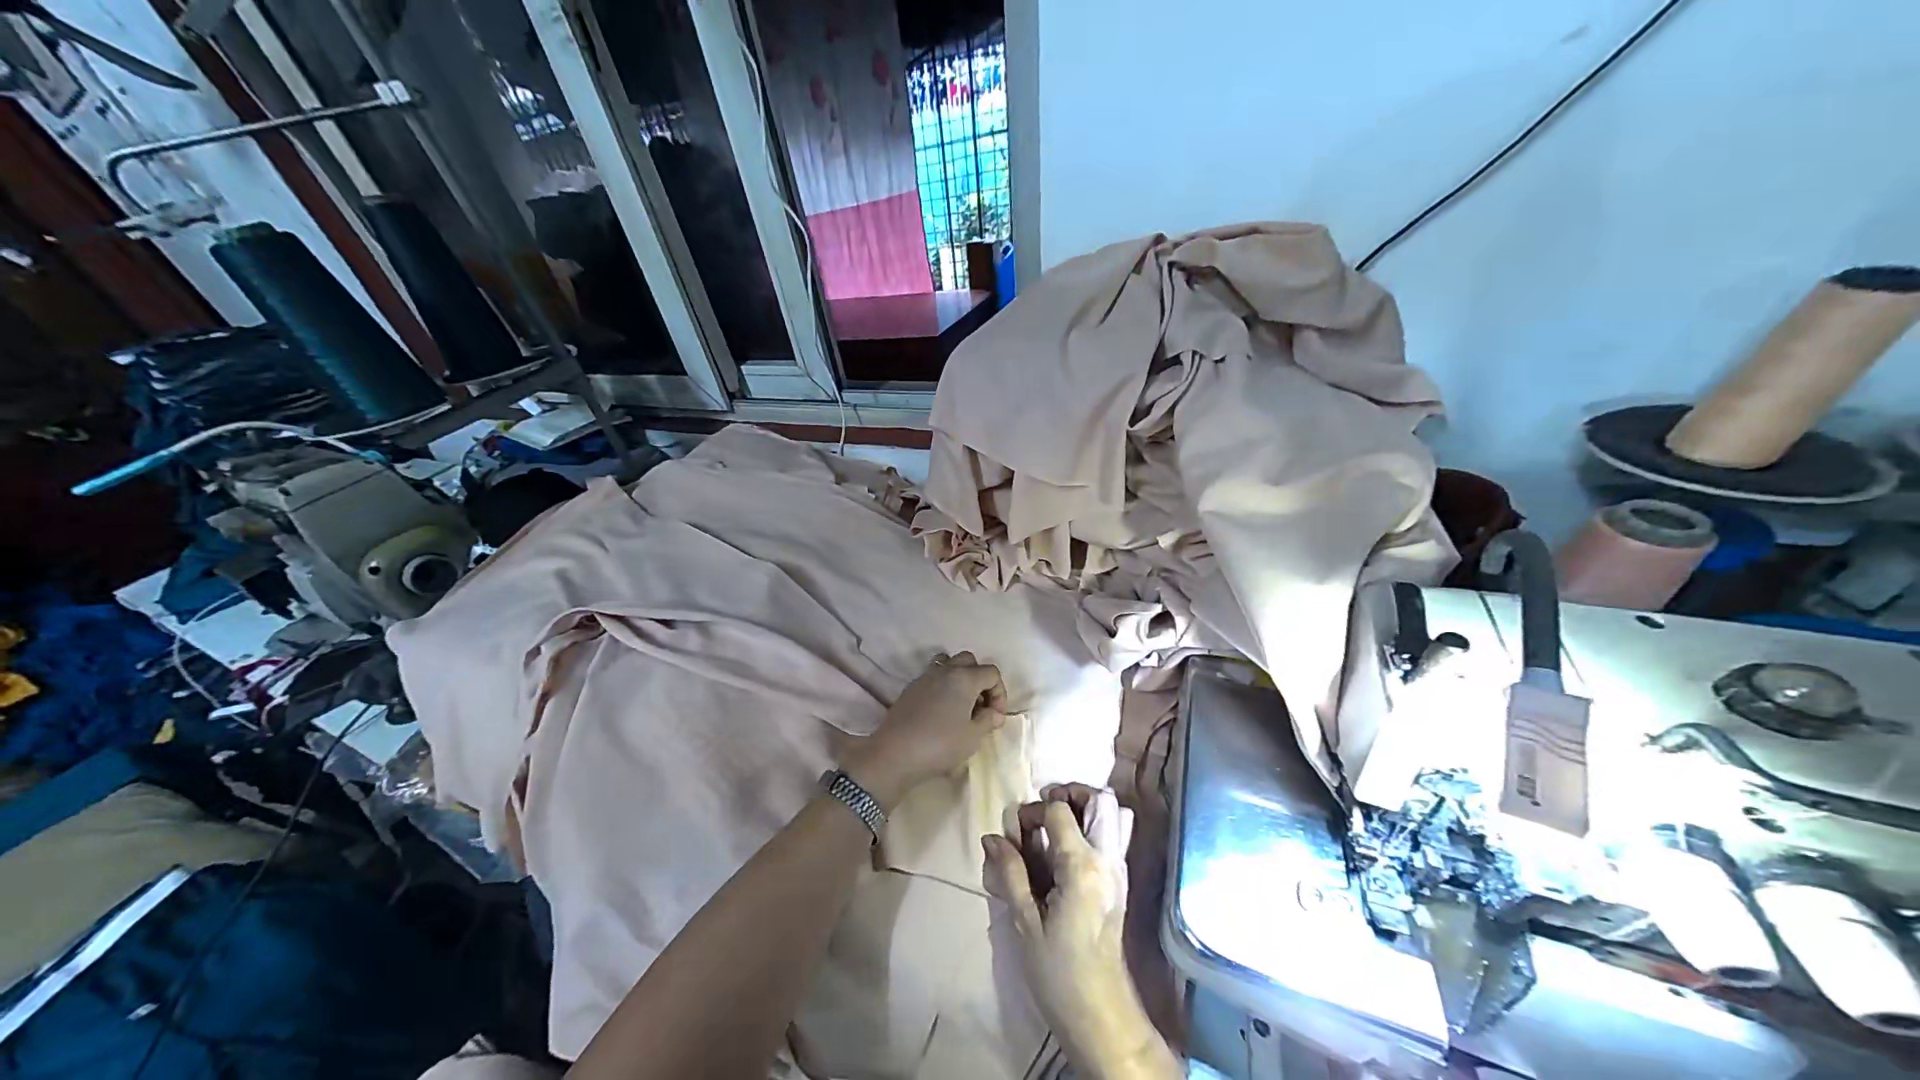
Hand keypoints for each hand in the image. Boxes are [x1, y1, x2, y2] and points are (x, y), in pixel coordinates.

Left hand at [840, 652, 1006, 810]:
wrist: (895, 754)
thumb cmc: (940, 745)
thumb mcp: (973, 736)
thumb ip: (988, 720)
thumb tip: (995, 713)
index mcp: (964, 678)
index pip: (991, 673)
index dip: (1000, 693)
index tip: (996, 717)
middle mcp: (944, 670)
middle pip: (969, 661)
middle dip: (980, 680)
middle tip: (980, 706)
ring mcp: (924, 677)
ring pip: (948, 665)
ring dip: (959, 679)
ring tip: (961, 706)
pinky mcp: (910, 689)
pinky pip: (933, 678)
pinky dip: (943, 688)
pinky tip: (941, 713)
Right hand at [984, 786, 1177, 1079]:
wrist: (1102, 1015)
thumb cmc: (1059, 973)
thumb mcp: (1026, 923)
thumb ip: (1011, 873)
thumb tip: (991, 837)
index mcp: (1082, 866)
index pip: (1060, 810)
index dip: (1033, 811)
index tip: (1015, 832)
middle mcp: (1108, 859)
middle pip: (1100, 799)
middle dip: (1069, 793)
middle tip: (1042, 810)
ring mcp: (1120, 870)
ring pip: (1115, 813)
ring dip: (1086, 807)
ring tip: (1057, 824)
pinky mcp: (1122, 882)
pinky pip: (1118, 835)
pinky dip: (1097, 826)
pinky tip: (1070, 847)